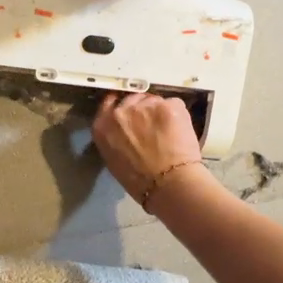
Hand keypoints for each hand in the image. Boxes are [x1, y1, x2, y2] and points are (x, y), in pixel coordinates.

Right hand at [92, 93, 206, 204]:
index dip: (121, 106)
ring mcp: (146, 105)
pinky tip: (179, 131)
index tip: (130, 112)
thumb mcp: (113, 158)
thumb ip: (114, 137)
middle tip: (152, 125)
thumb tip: (124, 131)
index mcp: (103, 125)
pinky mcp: (169, 105)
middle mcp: (121, 110)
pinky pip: (173, 104)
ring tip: (167, 130)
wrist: (168, 183)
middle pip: (133, 98)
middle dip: (142, 109)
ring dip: (159, 111)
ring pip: (154, 101)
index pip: (109, 103)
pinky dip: (177, 115)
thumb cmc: (138, 180)